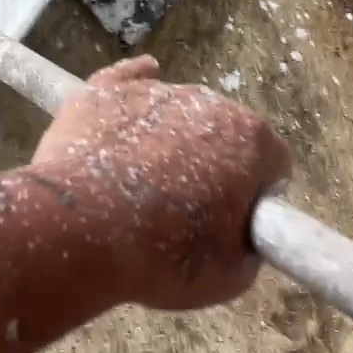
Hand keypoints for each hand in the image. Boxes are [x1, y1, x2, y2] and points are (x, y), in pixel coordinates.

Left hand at [33, 56, 291, 310]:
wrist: (79, 229)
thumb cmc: (164, 254)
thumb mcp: (232, 275)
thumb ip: (249, 241)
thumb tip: (238, 229)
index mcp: (251, 138)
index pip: (273, 162)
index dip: (257, 195)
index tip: (232, 221)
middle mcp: (210, 101)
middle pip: (224, 133)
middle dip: (214, 164)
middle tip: (184, 210)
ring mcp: (157, 90)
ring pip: (177, 112)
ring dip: (170, 140)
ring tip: (140, 187)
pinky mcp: (108, 89)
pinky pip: (131, 77)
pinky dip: (137, 84)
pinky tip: (141, 77)